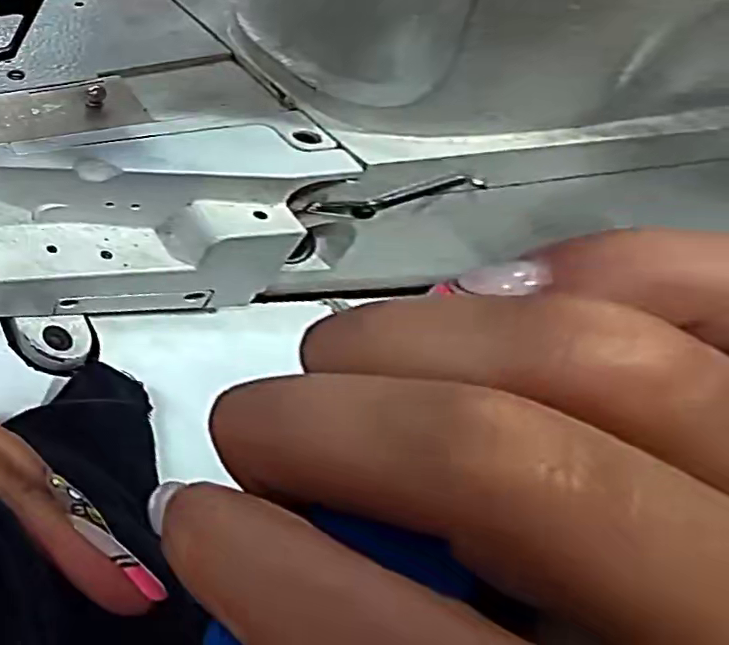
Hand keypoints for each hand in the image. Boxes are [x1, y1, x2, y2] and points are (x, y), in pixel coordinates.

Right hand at [156, 228, 728, 643]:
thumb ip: (359, 641)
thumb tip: (234, 575)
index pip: (407, 639)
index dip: (252, 558)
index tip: (201, 528)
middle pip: (481, 453)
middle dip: (299, 426)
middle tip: (269, 454)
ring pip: (573, 349)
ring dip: (385, 347)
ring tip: (356, 387)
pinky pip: (718, 293)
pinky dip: (587, 270)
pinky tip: (495, 304)